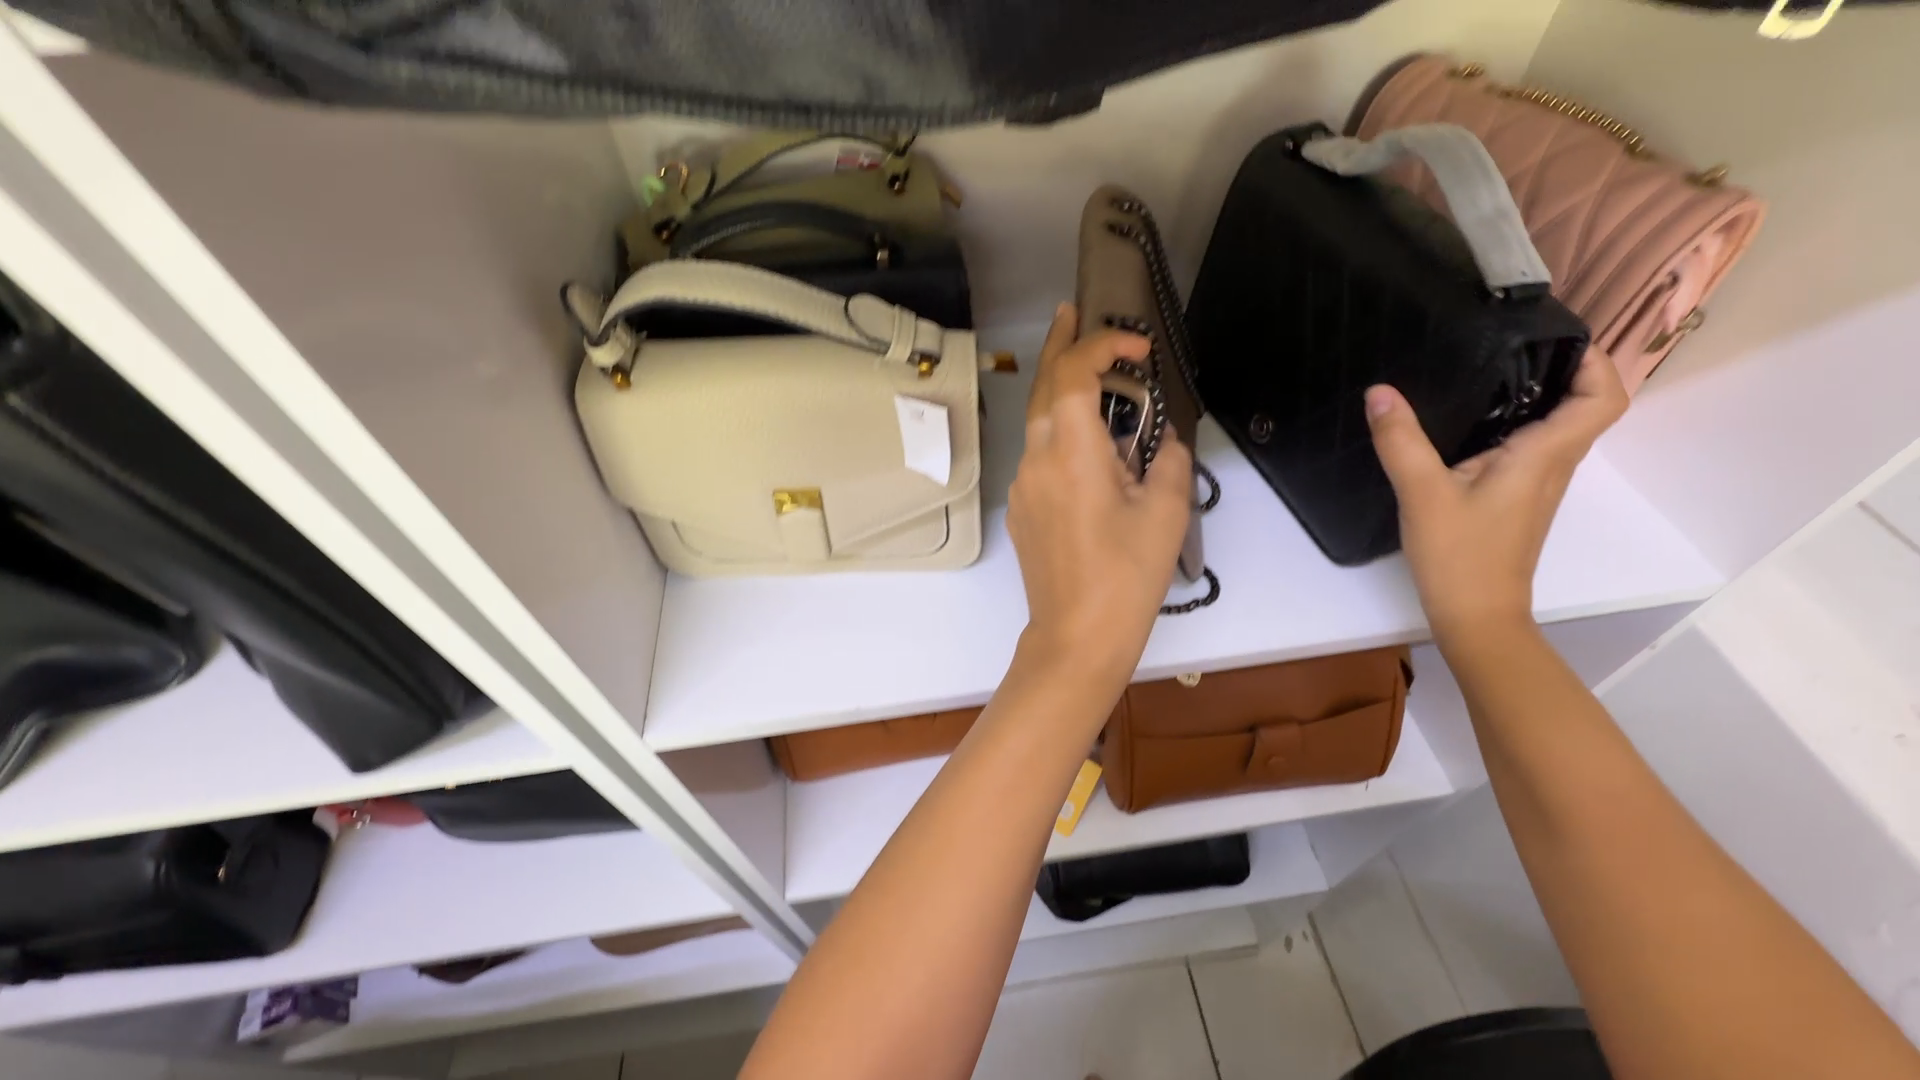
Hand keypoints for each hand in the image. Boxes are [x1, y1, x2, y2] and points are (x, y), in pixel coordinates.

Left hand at [1007, 304, 1192, 683]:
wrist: (1077, 634)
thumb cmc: (1127, 576)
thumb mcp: (1167, 512)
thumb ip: (1170, 459)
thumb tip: (1163, 440)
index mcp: (1072, 452)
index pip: (1075, 373)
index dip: (1102, 344)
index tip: (1138, 346)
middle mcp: (1037, 458)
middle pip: (1042, 384)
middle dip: (1060, 343)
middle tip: (1075, 311)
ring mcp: (1023, 484)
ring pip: (1037, 419)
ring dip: (1062, 388)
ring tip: (1092, 371)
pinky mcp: (1022, 508)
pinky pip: (1039, 453)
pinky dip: (1061, 430)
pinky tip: (1091, 447)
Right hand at [1367, 348, 1627, 643]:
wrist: (1476, 615)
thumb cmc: (1460, 555)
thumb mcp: (1422, 493)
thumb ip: (1401, 440)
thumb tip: (1379, 392)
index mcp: (1544, 456)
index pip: (1603, 398)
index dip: (1596, 362)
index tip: (1558, 337)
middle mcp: (1552, 466)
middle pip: (1584, 406)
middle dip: (1561, 369)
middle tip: (1511, 342)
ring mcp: (1537, 485)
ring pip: (1557, 427)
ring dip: (1538, 396)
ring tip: (1487, 369)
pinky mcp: (1517, 500)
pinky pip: (1530, 448)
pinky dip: (1514, 424)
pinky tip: (1470, 422)